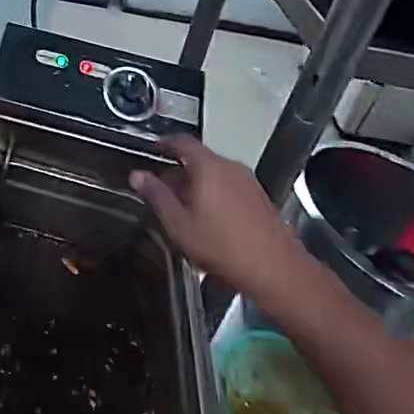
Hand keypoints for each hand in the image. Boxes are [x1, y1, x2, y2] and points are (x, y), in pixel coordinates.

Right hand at [130, 135, 309, 297]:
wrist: (276, 271)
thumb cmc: (225, 247)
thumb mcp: (179, 224)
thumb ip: (156, 195)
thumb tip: (138, 176)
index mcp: (209, 167)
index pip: (183, 142)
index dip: (165, 143)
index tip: (154, 148)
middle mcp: (230, 167)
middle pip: (199, 158)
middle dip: (179, 170)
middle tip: (163, 187)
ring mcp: (248, 182)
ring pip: (215, 173)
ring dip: (197, 183)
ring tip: (184, 207)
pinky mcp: (259, 197)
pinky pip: (230, 185)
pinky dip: (215, 193)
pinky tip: (210, 219)